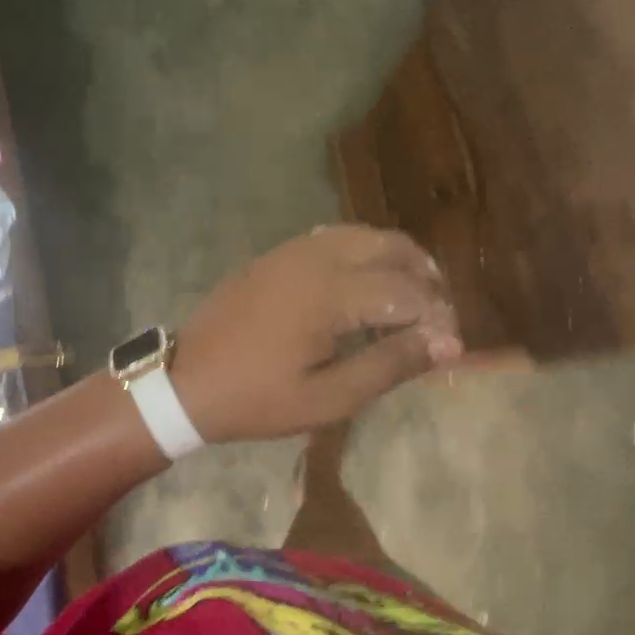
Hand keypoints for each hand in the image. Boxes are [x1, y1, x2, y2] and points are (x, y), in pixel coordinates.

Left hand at [170, 225, 462, 442]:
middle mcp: (312, 259)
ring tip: (408, 298)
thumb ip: (388, 365)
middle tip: (436, 313)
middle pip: (388, 245)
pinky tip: (362, 286)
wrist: (185, 382)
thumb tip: (448, 343)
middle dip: (422, 274)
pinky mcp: (270, 257)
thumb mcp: (327, 399)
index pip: (406, 290)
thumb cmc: (255, 399)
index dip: (437, 315)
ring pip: (359, 234)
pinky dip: (359, 253)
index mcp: (328, 293)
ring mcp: (287, 252)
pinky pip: (329, 240)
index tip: (449, 345)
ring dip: (392, 257)